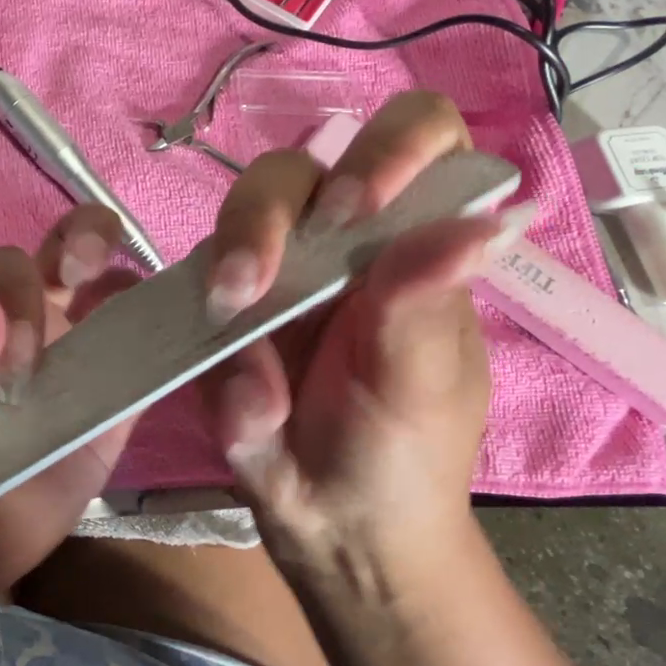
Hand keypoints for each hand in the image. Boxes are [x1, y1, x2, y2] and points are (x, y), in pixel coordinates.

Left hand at [0, 205, 140, 609]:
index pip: (9, 265)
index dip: (18, 292)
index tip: (10, 365)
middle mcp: (32, 324)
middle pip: (71, 251)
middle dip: (87, 238)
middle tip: (82, 271)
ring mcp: (78, 364)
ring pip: (121, 299)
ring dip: (150, 285)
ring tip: (175, 294)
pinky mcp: (114, 413)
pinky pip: (152, 368)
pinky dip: (180, 348)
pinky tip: (208, 340)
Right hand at [197, 92, 529, 563]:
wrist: (331, 522)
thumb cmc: (401, 454)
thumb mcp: (421, 387)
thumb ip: (426, 305)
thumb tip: (482, 224)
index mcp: (409, 247)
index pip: (412, 143)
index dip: (383, 148)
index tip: (352, 209)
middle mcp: (332, 245)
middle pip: (289, 172)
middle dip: (262, 214)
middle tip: (252, 281)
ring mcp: (265, 273)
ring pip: (230, 216)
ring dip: (226, 253)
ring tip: (227, 313)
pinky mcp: (210, 309)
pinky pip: (184, 277)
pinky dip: (186, 302)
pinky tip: (202, 341)